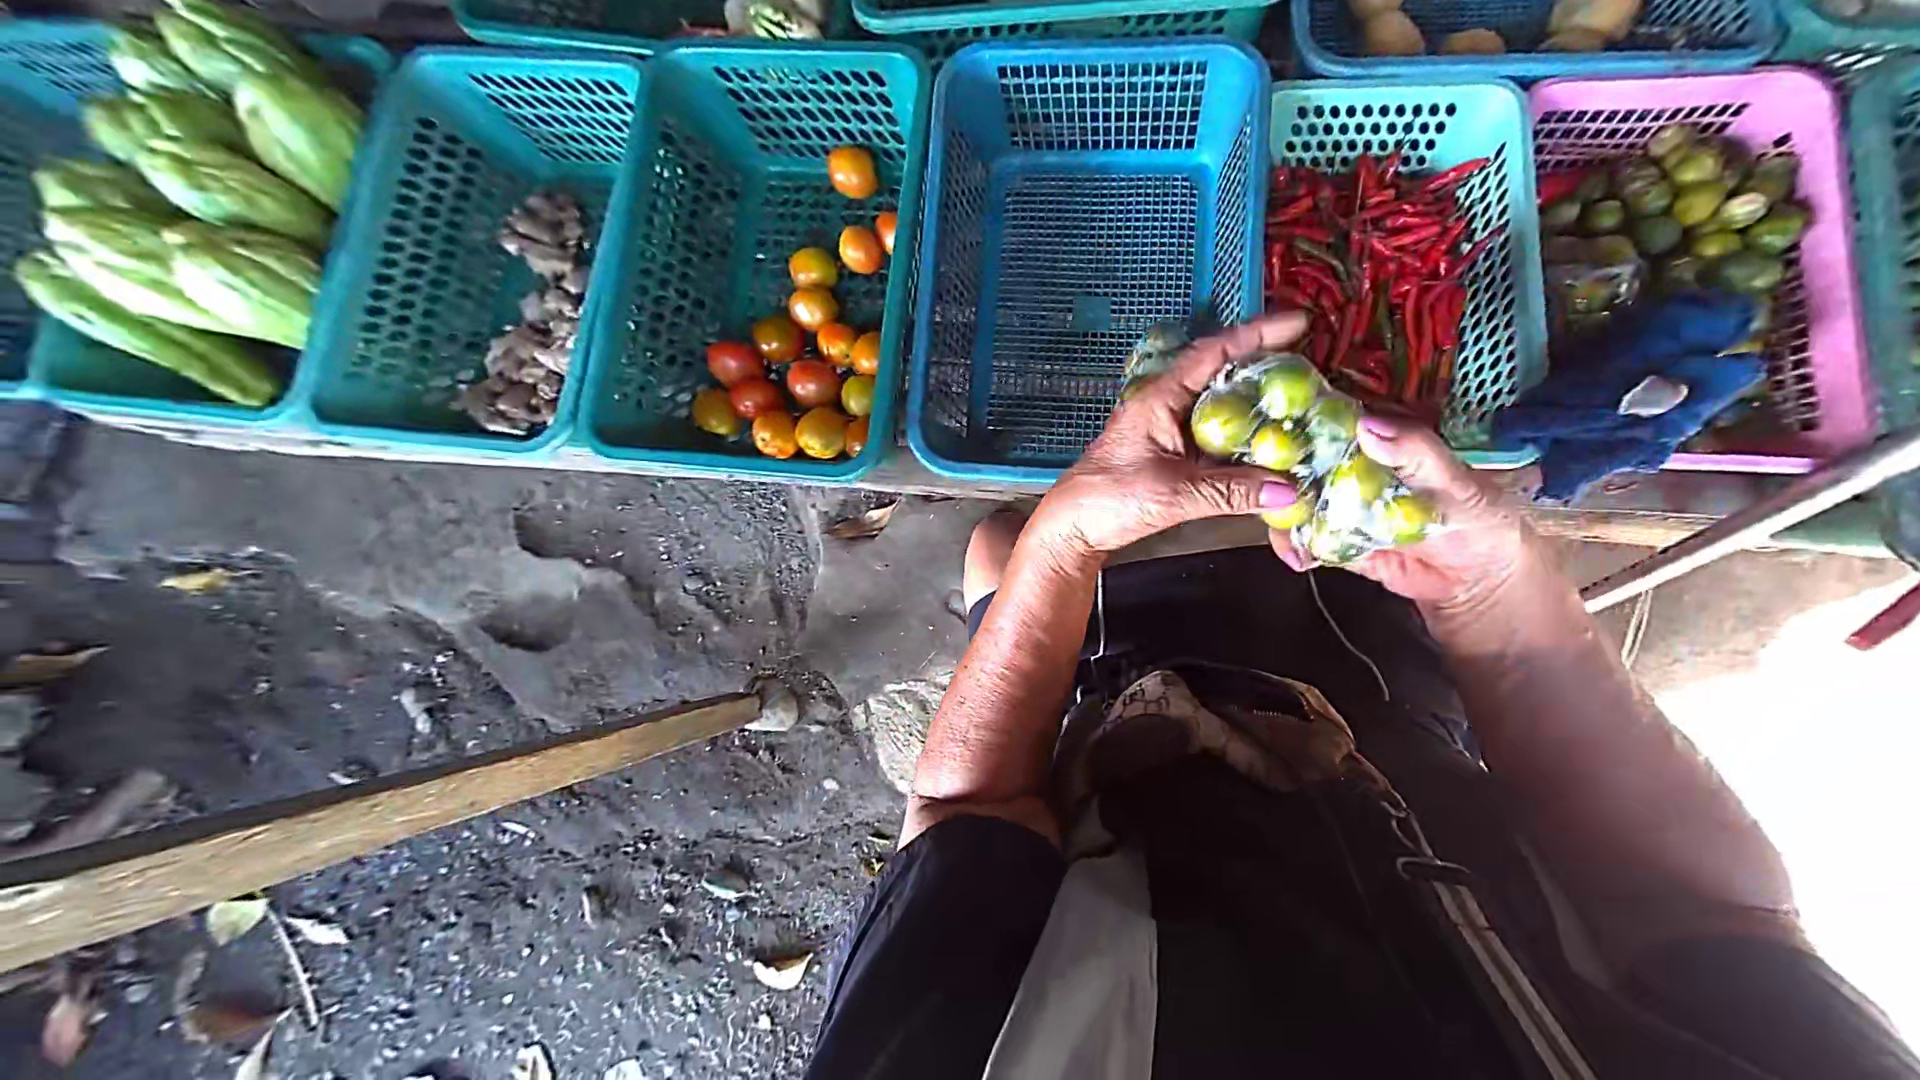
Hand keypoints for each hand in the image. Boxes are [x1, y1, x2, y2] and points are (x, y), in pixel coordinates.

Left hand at [1028, 313, 1309, 563]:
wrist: (1071, 530)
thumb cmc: (1108, 502)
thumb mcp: (1173, 495)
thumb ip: (1231, 492)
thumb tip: (1289, 492)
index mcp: (1159, 400)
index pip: (1212, 354)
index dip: (1256, 334)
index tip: (1297, 323)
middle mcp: (1164, 408)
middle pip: (1222, 378)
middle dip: (1266, 371)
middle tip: (1313, 370)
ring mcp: (1167, 432)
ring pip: (1220, 410)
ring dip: (1257, 409)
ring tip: (1303, 407)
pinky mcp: (1169, 456)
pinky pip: (1213, 439)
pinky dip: (1241, 440)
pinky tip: (1267, 448)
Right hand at [1269, 414, 1544, 619]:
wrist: (1478, 580)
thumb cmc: (1477, 517)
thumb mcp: (1454, 479)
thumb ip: (1415, 451)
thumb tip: (1366, 425)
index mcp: (1374, 442)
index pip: (1326, 424)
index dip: (1293, 423)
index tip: (1267, 430)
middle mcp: (1346, 470)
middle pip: (1296, 465)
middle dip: (1273, 477)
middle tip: (1263, 491)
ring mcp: (1335, 506)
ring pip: (1292, 503)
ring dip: (1281, 518)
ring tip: (1286, 535)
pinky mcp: (1330, 540)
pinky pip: (1303, 540)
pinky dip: (1294, 547)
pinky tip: (1298, 557)